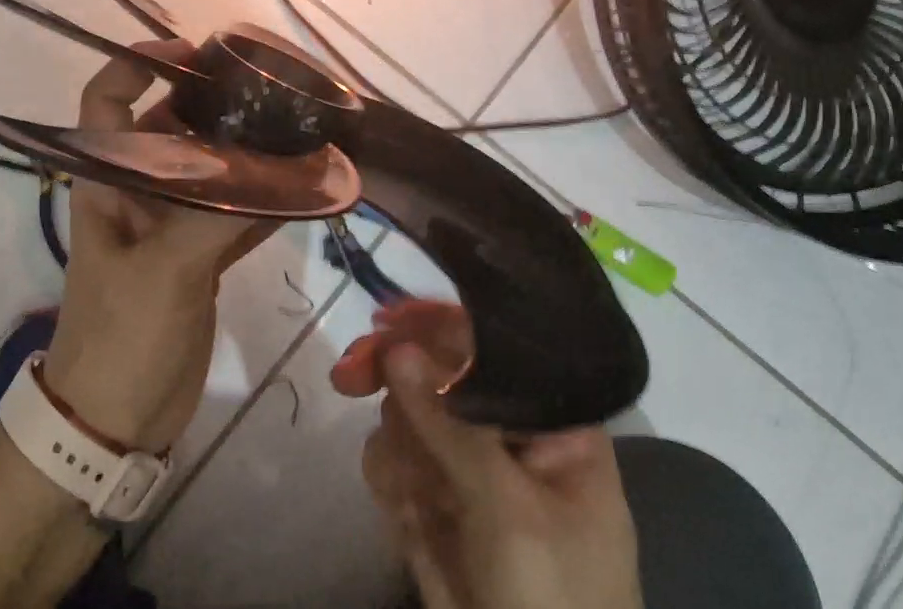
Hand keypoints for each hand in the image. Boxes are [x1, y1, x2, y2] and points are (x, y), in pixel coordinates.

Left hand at [42, 41, 279, 453]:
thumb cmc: (122, 333)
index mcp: (105, 183)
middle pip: (167, 129)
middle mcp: (134, 194)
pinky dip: (264, 202)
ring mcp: (168, 227)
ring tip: (297, 127)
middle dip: (210, 104)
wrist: (114, 417)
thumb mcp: (164, 269)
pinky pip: (234, 216)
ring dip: (244, 153)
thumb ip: (220, 213)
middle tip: (268, 88)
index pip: (105, 102)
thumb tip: (285, 170)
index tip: (192, 52)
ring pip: (207, 171)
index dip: (137, 65)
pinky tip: (307, 188)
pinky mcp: (197, 260)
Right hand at [332, 300, 642, 608]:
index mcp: (553, 428)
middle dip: (394, 380)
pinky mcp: (429, 501)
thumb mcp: (508, 507)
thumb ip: (448, 423)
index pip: (494, 352)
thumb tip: (396, 346)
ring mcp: (464, 470)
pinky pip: (391, 462)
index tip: (386, 321)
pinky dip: (390, 482)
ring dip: (399, 450)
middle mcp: (506, 437)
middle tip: (348, 377)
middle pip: (436, 375)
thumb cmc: (553, 595)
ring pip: (404, 417)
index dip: (441, 329)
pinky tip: (410, 518)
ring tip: (418, 499)